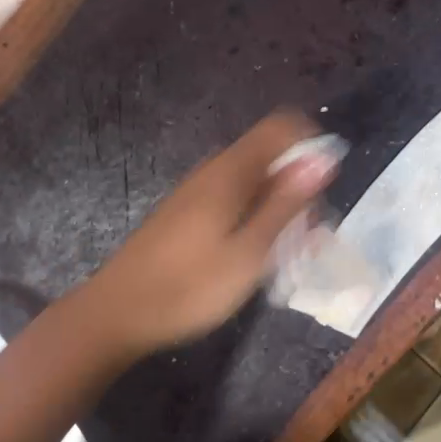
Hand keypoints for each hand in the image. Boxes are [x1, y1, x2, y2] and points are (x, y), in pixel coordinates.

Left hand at [76, 111, 341, 355]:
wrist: (116, 314)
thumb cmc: (190, 287)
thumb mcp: (249, 252)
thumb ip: (286, 203)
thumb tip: (322, 158)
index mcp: (230, 171)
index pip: (281, 127)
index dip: (310, 146)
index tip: (324, 190)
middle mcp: (213, 170)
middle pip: (268, 155)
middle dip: (297, 186)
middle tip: (308, 235)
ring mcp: (196, 191)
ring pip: (251, 180)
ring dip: (277, 206)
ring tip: (286, 252)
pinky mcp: (185, 213)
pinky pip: (232, 198)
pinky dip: (253, 217)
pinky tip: (252, 255)